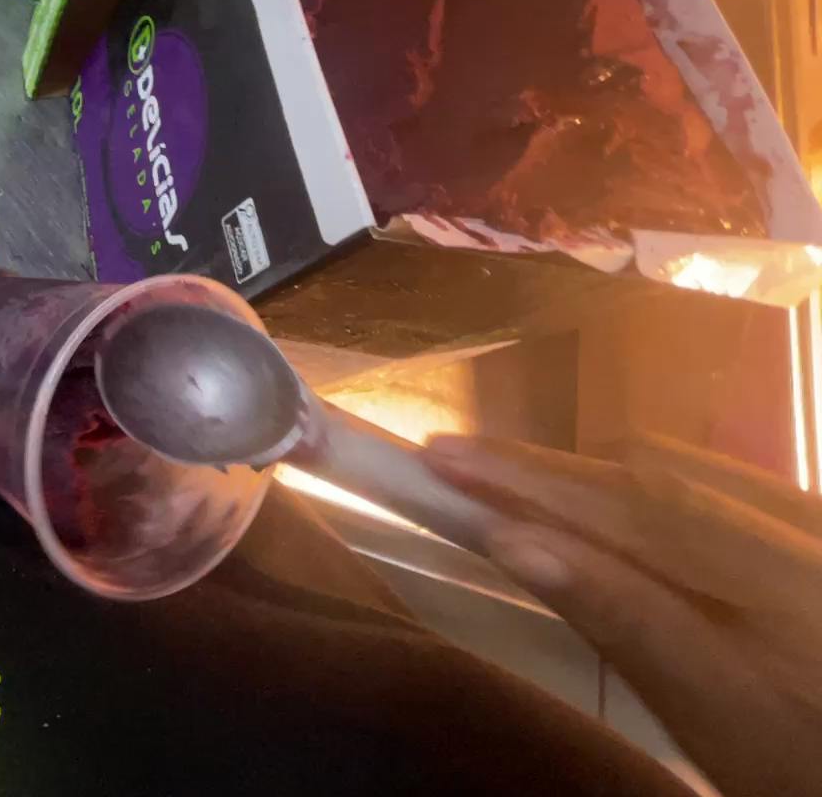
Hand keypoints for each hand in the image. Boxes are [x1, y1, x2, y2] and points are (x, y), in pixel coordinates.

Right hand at [424, 432, 821, 796]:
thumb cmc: (799, 767)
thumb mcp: (715, 719)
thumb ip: (625, 620)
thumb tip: (506, 538)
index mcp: (797, 583)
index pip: (642, 503)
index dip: (530, 473)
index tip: (436, 453)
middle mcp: (814, 533)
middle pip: (662, 471)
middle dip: (552, 472)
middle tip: (458, 477)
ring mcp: (817, 529)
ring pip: (688, 471)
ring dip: (591, 481)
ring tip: (516, 497)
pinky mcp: (812, 537)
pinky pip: (718, 489)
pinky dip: (641, 496)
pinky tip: (604, 521)